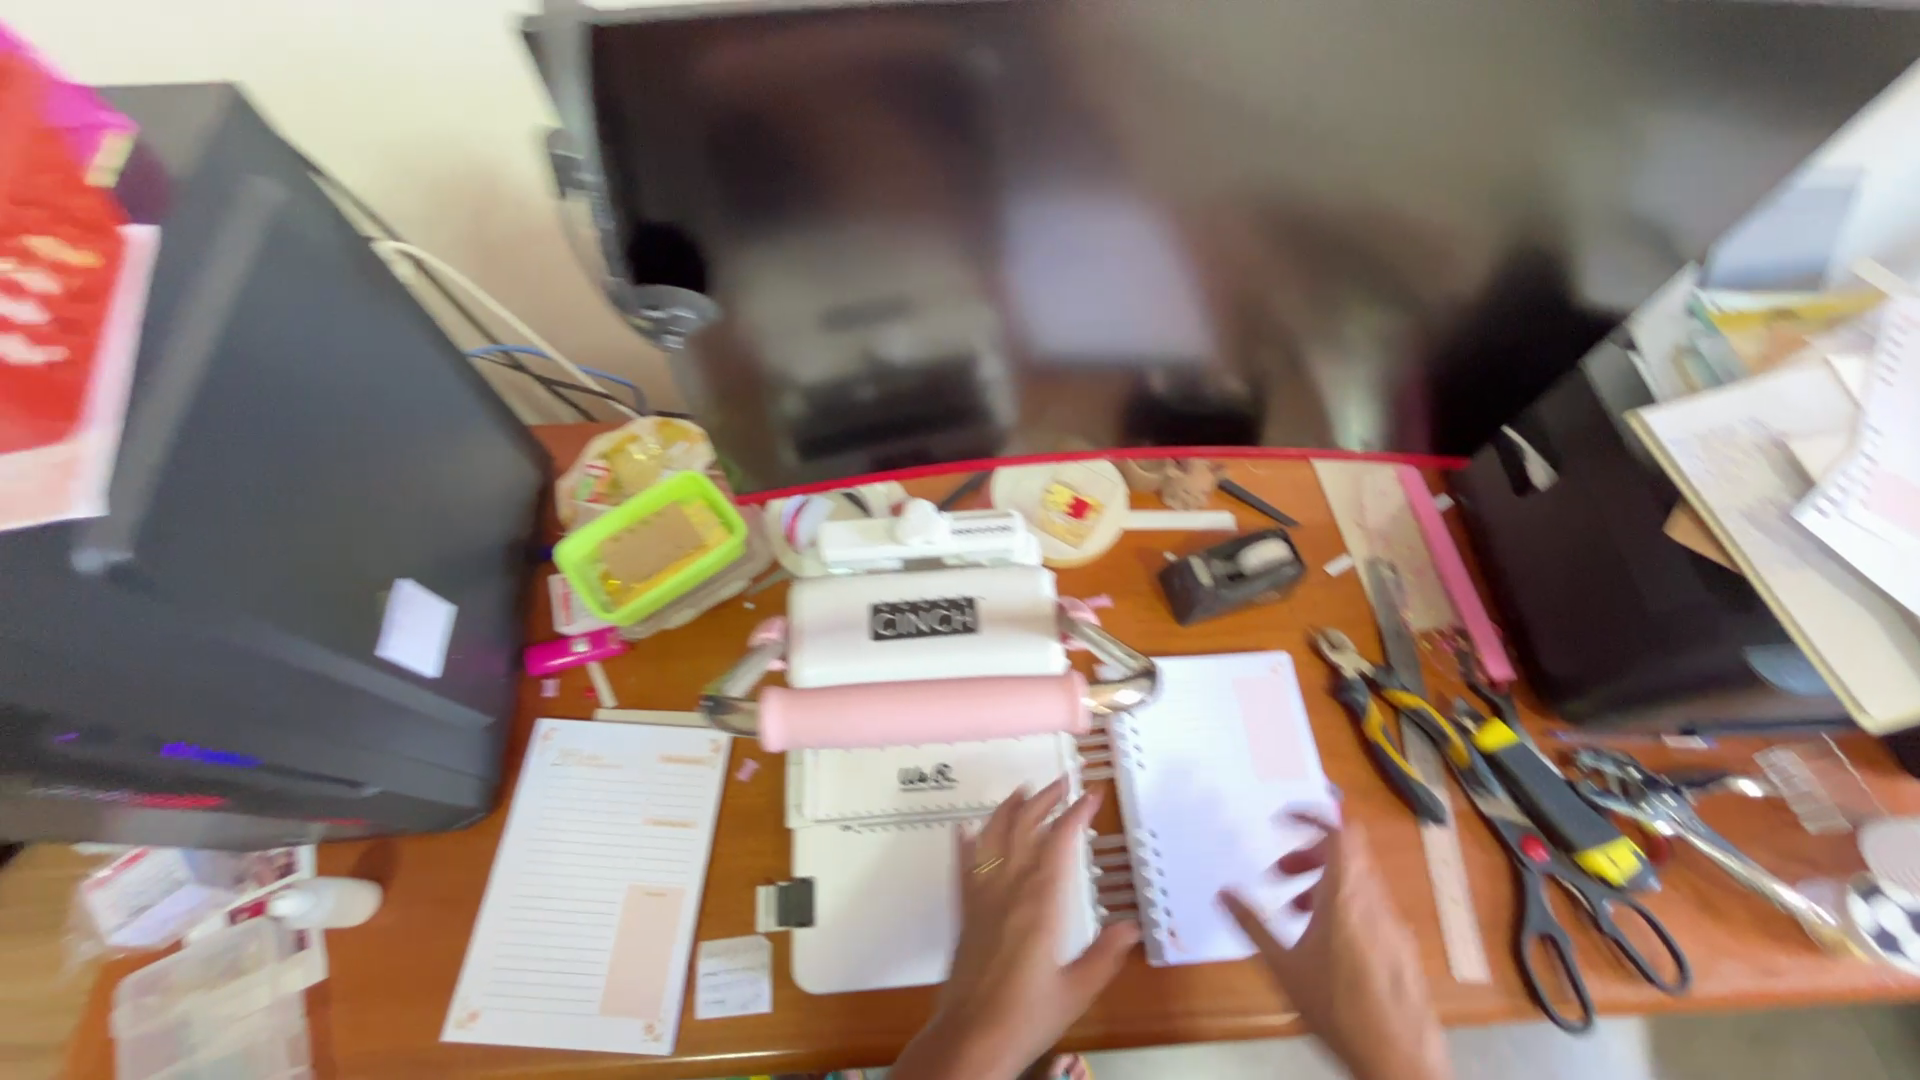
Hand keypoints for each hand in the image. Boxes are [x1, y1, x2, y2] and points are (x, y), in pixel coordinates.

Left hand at [894, 780, 1140, 1079]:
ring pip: (992, 838)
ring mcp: (982, 897)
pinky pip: (962, 866)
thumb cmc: (1025, 1016)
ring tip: (1022, 791)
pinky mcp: (964, 911)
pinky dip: (964, 842)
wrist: (972, 1037)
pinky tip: (964, 827)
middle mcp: (1009, 890)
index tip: (1089, 797)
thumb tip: (1130, 928)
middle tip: (1063, 783)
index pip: (1059, 842)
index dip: (1074, 813)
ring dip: (1007, 810)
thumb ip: (1105, 956)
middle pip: (1024, 828)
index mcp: (1041, 903)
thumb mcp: (1077, 989)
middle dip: (1045, 800)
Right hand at [1221, 811, 1450, 1079]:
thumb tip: (1223, 892)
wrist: (1400, 1062)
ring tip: (1294, 909)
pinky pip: (1370, 905)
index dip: (1313, 814)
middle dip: (1308, 853)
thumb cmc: (1337, 1009)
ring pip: (1358, 880)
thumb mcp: (1282, 966)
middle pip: (1346, 852)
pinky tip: (1323, 940)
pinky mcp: (1402, 946)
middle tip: (1278, 872)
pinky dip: (1343, 905)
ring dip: (1323, 881)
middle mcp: (1374, 901)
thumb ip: (1251, 923)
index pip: (1340, 831)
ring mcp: (1393, 924)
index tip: (1283, 818)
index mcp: (1345, 896)